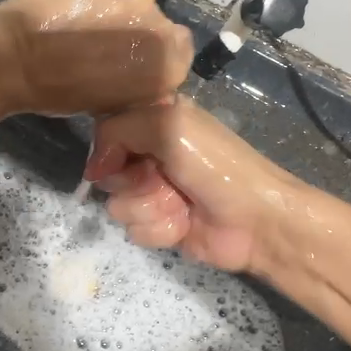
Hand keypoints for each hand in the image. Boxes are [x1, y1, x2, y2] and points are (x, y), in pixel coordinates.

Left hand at [0, 0, 193, 115]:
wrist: (14, 59)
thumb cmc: (58, 91)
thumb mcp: (110, 103)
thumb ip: (139, 84)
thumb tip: (143, 69)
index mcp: (166, 64)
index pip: (177, 49)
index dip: (148, 50)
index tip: (123, 55)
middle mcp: (160, 22)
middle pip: (152, 18)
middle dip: (128, 26)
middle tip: (93, 37)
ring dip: (109, 2)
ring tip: (76, 16)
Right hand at [83, 97, 306, 275]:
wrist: (256, 221)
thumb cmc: (216, 166)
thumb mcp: (168, 126)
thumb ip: (118, 130)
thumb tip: (94, 168)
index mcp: (157, 121)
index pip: (106, 130)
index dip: (107, 147)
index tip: (119, 158)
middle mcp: (151, 154)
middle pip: (106, 170)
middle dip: (132, 180)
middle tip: (162, 179)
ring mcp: (154, 192)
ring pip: (117, 204)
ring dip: (149, 207)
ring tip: (180, 204)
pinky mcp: (159, 224)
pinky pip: (133, 229)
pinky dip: (159, 228)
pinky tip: (184, 223)